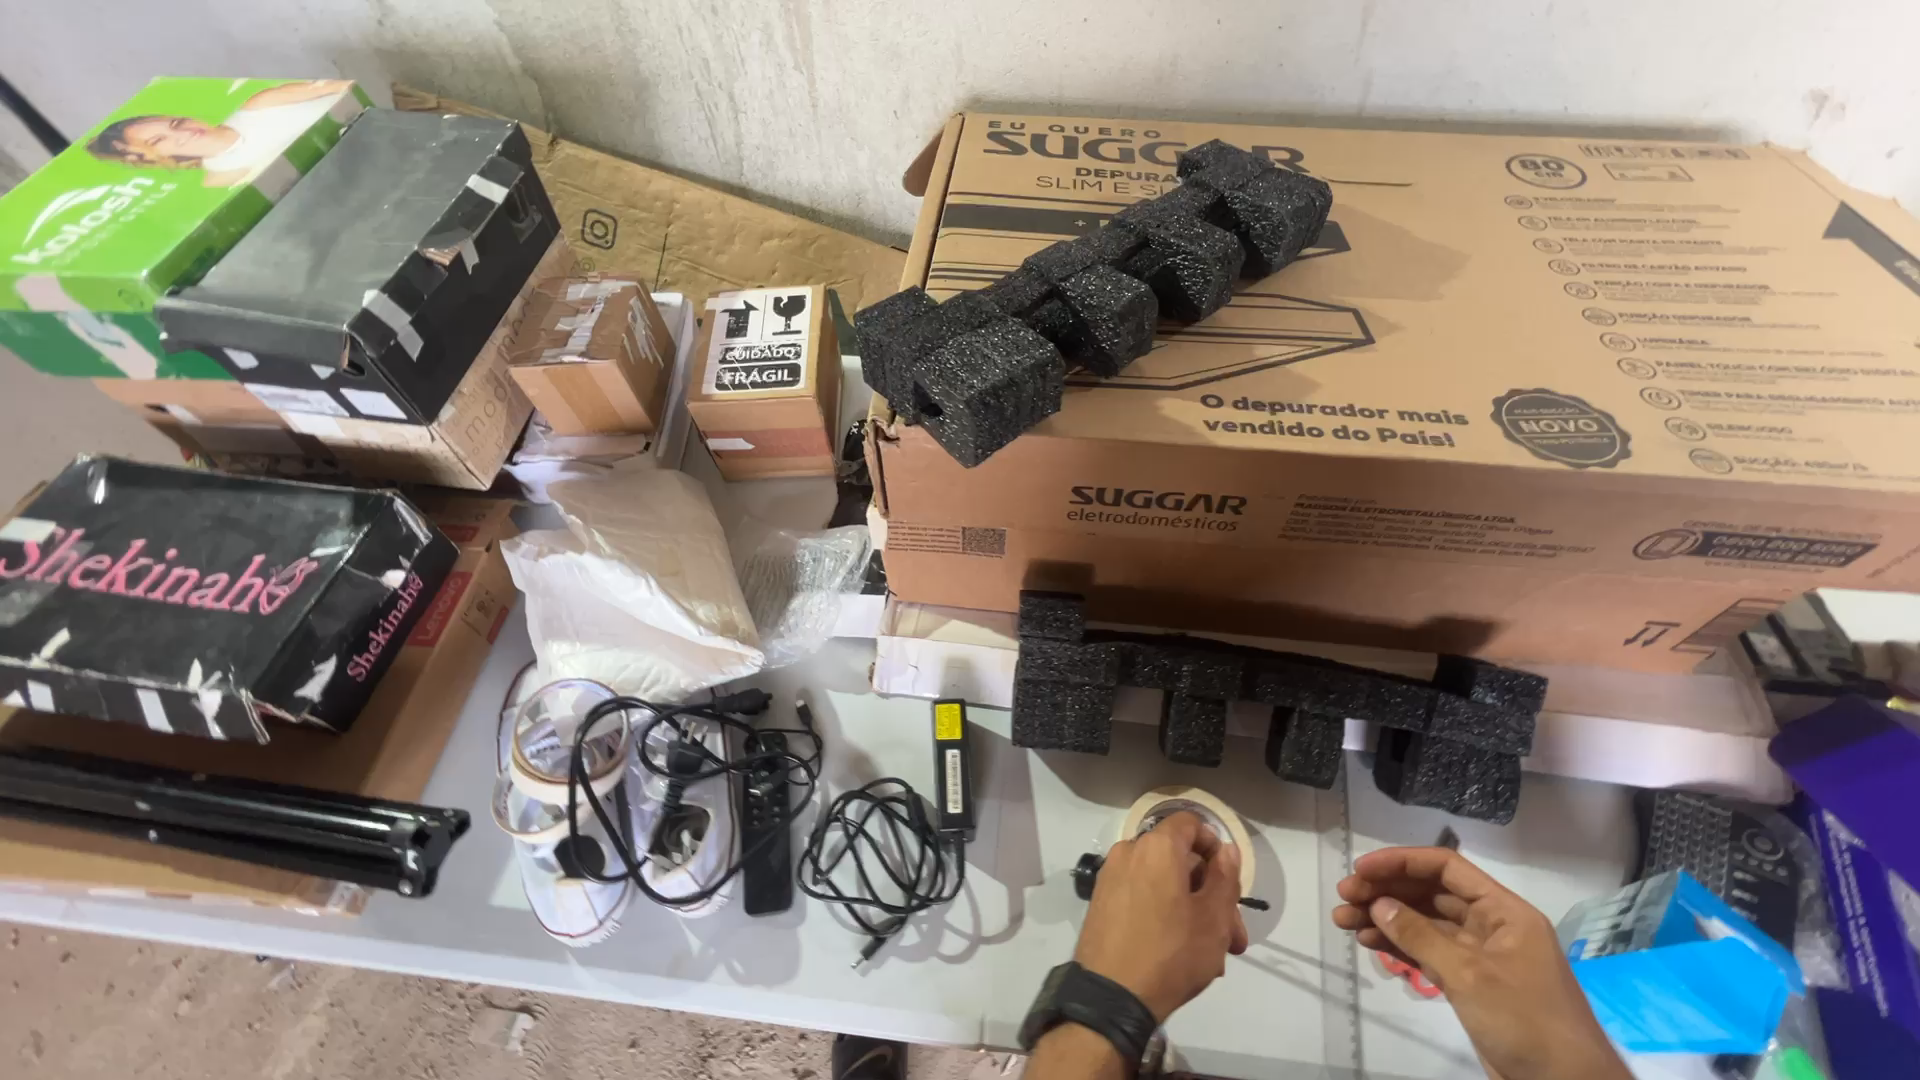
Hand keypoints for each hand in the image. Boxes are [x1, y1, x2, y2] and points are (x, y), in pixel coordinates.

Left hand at [1075, 810, 1249, 1023]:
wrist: (1110, 994)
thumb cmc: (1170, 952)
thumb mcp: (1213, 919)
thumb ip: (1224, 878)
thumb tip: (1226, 849)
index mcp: (1157, 847)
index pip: (1190, 823)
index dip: (1214, 845)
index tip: (1230, 881)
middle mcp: (1129, 851)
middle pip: (1179, 859)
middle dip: (1210, 893)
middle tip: (1232, 936)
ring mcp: (1111, 876)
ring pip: (1163, 882)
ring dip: (1191, 909)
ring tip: (1212, 956)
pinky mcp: (1101, 901)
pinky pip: (1142, 895)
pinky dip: (1163, 913)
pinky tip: (1181, 952)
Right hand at [1331, 847, 1629, 1079]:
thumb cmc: (1527, 1022)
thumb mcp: (1470, 975)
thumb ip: (1420, 935)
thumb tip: (1377, 903)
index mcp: (1503, 912)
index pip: (1446, 868)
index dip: (1401, 862)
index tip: (1362, 869)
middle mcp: (1490, 925)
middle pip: (1429, 893)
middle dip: (1385, 891)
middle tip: (1344, 897)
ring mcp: (1478, 954)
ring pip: (1422, 922)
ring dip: (1383, 917)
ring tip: (1343, 920)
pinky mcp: (1468, 982)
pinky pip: (1425, 950)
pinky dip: (1396, 943)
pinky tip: (1366, 940)